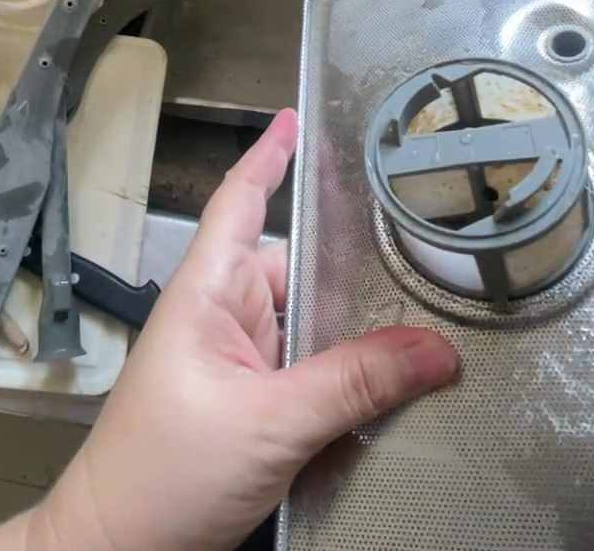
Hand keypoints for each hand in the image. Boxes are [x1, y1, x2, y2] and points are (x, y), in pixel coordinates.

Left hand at [0, 109, 459, 550]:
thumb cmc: (160, 475)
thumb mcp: (267, 424)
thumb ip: (352, 384)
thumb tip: (433, 351)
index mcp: (209, 290)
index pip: (240, 200)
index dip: (268, 154)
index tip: (296, 118)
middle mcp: (225, 311)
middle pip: (297, 262)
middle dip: (349, 257)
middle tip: (417, 241)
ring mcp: (241, 356)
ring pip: (310, 317)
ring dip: (354, 320)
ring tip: (423, 311)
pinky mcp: (255, 396)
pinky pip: (311, 362)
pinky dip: (347, 362)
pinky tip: (390, 369)